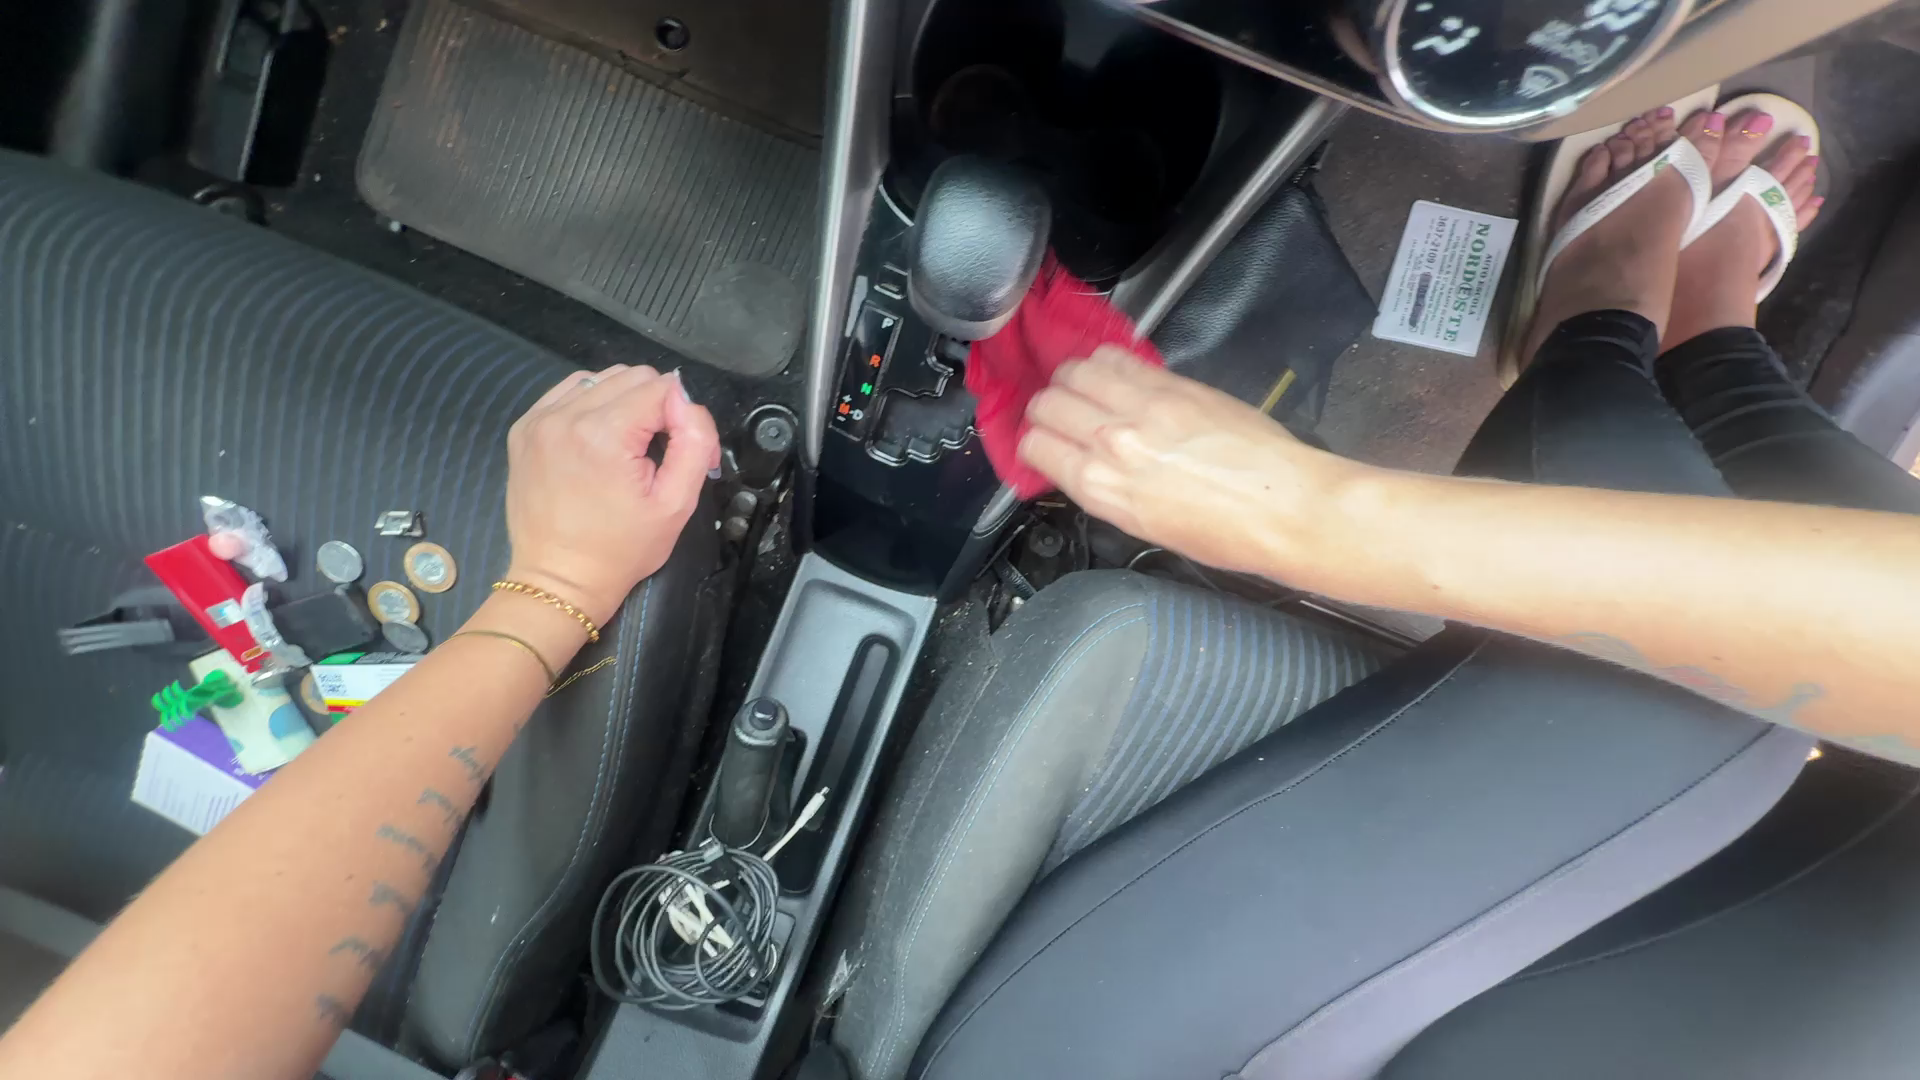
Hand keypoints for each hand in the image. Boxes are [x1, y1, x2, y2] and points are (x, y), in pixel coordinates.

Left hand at [503, 365, 719, 624]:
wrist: (559, 578)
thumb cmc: (624, 548)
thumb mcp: (678, 504)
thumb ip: (694, 442)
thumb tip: (687, 402)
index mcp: (605, 434)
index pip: (663, 387)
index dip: (684, 416)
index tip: (682, 452)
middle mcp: (565, 415)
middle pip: (633, 376)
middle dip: (657, 407)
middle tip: (657, 452)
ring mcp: (538, 419)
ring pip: (601, 378)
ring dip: (625, 402)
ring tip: (628, 445)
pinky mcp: (524, 428)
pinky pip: (570, 391)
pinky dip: (594, 405)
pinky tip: (600, 439)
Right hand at [1016, 347, 1346, 575]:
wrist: (1284, 508)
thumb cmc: (1219, 533)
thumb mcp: (1141, 526)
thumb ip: (1100, 488)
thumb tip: (1079, 464)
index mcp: (1101, 486)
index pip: (1035, 445)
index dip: (1034, 445)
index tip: (1045, 447)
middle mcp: (1112, 440)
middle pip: (1047, 403)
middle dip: (1046, 410)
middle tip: (1061, 417)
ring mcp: (1143, 406)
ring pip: (1074, 371)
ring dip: (1070, 381)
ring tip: (1085, 391)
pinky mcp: (1174, 384)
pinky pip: (1117, 357)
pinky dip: (1104, 364)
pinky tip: (1113, 376)